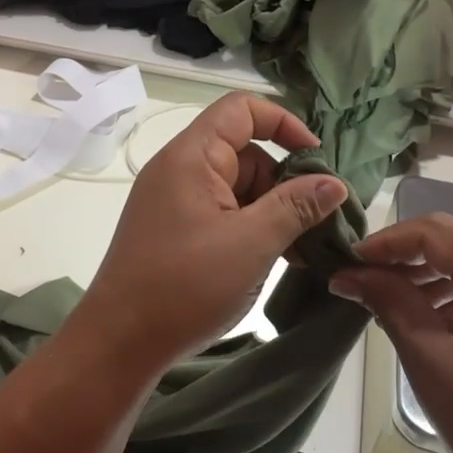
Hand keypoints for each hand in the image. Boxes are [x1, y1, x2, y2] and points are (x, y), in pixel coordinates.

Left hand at [70, 93, 348, 373]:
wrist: (119, 342)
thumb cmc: (184, 286)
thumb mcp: (251, 244)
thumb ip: (295, 207)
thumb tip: (333, 182)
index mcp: (191, 157)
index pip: (241, 110)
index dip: (283, 123)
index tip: (316, 161)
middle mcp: (179, 170)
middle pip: (244, 153)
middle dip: (284, 183)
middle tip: (318, 225)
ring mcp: (174, 202)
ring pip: (236, 188)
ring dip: (271, 213)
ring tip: (301, 252)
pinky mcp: (173, 231)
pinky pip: (221, 214)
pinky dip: (249, 230)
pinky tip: (274, 260)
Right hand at [330, 214, 452, 452]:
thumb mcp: (431, 361)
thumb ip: (390, 302)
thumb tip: (347, 272)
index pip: (439, 232)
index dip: (389, 241)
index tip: (348, 261)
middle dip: (408, 254)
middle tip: (363, 277)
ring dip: (433, 271)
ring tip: (390, 297)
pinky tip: (432, 312)